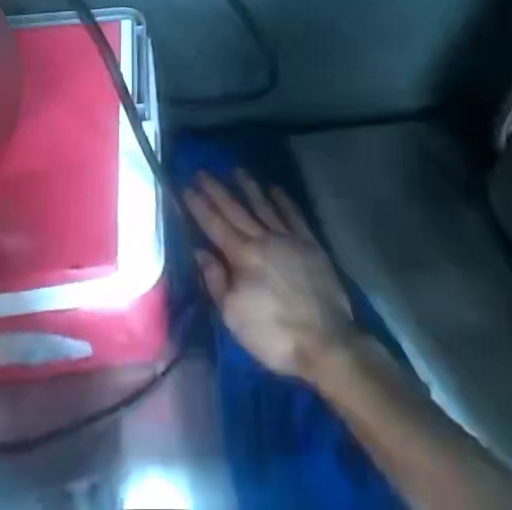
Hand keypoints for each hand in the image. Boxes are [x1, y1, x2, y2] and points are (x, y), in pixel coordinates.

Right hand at [183, 170, 357, 380]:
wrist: (325, 341)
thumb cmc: (273, 333)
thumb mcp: (233, 315)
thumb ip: (215, 280)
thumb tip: (199, 251)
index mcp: (242, 256)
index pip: (214, 224)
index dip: (199, 205)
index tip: (185, 187)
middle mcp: (263, 239)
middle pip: (236, 209)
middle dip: (217, 190)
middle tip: (202, 171)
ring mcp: (289, 239)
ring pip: (264, 206)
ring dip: (249, 187)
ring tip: (236, 170)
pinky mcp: (311, 244)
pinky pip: (294, 215)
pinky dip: (283, 200)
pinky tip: (275, 189)